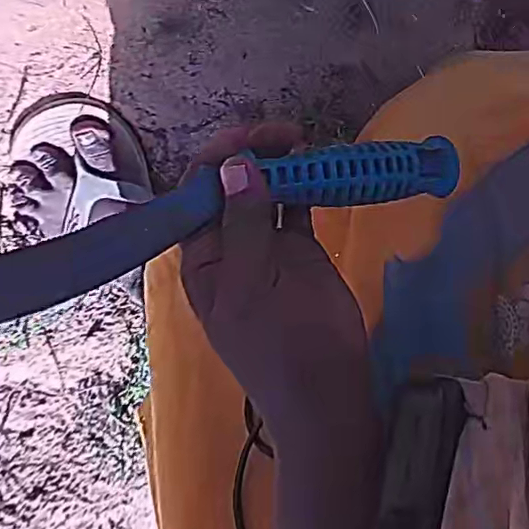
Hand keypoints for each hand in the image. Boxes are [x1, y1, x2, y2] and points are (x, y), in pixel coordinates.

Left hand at [178, 122, 372, 443]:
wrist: (330, 393)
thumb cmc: (282, 346)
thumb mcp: (254, 284)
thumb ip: (245, 223)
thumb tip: (235, 166)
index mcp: (203, 256)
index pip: (199, 192)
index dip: (219, 159)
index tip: (250, 138)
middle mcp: (229, 243)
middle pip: (232, 184)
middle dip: (252, 153)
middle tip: (286, 135)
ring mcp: (264, 243)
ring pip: (264, 189)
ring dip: (279, 163)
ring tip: (300, 142)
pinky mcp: (296, 246)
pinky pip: (294, 204)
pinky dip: (303, 183)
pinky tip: (314, 165)